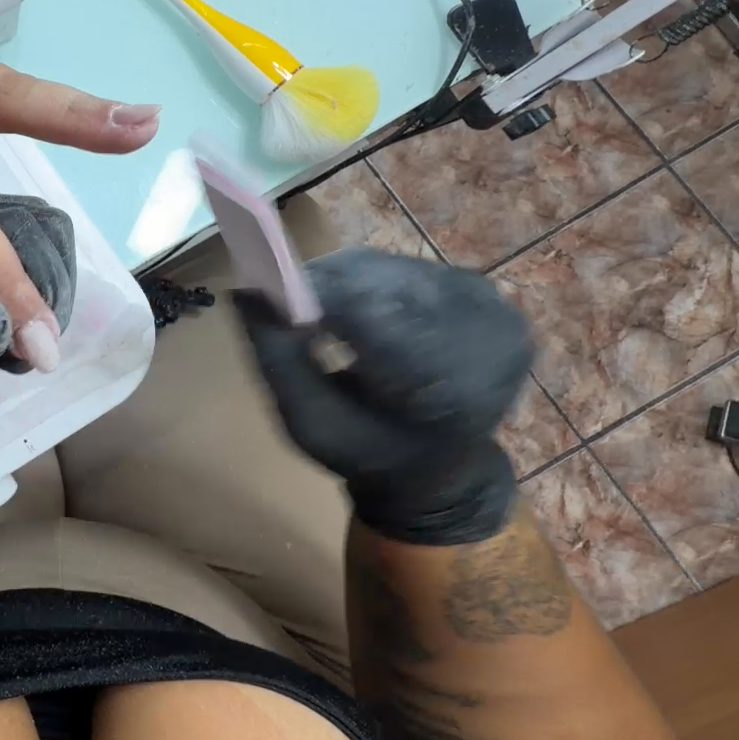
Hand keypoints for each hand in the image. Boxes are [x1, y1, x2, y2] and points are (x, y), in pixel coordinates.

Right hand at [234, 247, 534, 545]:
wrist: (440, 471)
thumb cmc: (365, 451)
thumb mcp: (307, 420)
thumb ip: (275, 356)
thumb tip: (242, 290)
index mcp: (440, 382)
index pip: (366, 306)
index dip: (309, 292)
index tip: (269, 300)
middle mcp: (483, 337)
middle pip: (379, 279)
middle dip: (322, 285)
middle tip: (288, 310)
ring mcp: (496, 314)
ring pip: (392, 267)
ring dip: (344, 282)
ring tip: (320, 317)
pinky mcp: (493, 300)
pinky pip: (413, 270)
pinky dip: (371, 283)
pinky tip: (356, 314)